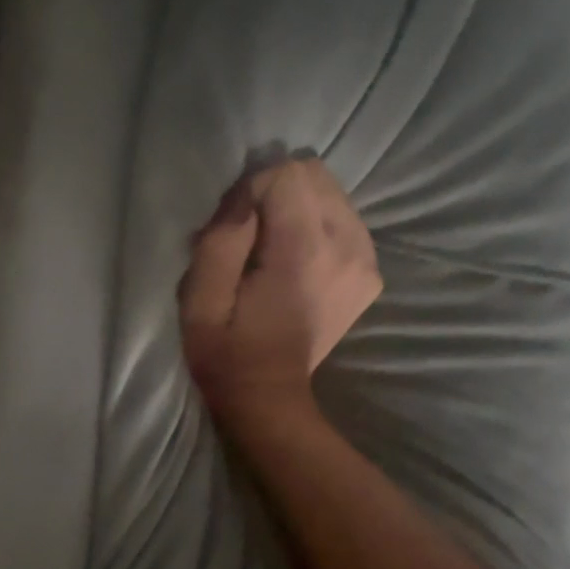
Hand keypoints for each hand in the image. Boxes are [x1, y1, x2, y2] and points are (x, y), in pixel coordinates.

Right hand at [180, 158, 381, 432]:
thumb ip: (224, 238)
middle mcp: (348, 247)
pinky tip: (289, 254)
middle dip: (273, 191)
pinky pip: (345, 220)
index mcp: (304, 251)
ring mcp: (366, 261)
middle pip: (316, 177)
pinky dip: (314, 222)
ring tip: (263, 243)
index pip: (286, 176)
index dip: (248, 189)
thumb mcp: (199, 293)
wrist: (266, 392)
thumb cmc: (222, 343)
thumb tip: (245, 194)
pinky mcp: (369, 272)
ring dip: (294, 205)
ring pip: (333, 194)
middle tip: (243, 231)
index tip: (227, 222)